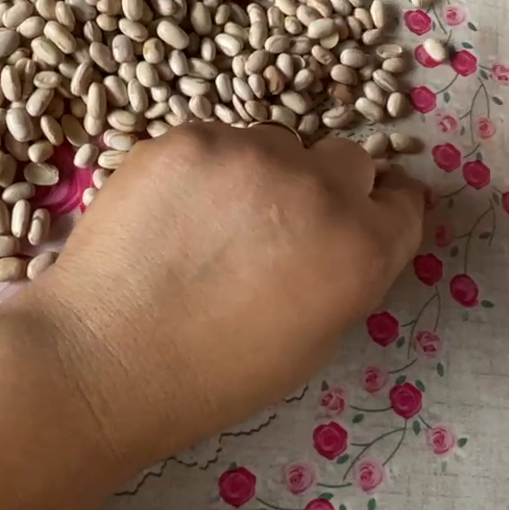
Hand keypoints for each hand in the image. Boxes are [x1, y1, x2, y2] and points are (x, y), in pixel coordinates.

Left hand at [14, 122, 425, 464]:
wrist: (104, 360)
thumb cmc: (213, 374)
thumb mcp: (312, 339)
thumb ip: (348, 271)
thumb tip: (354, 228)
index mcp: (360, 248)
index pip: (403, 201)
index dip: (383, 208)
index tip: (364, 214)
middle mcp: (317, 188)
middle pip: (349, 159)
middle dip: (328, 186)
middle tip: (281, 222)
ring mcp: (250, 152)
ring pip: (279, 142)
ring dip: (265, 171)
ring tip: (215, 219)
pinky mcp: (191, 135)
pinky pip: (220, 139)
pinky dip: (209, 166)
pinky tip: (175, 208)